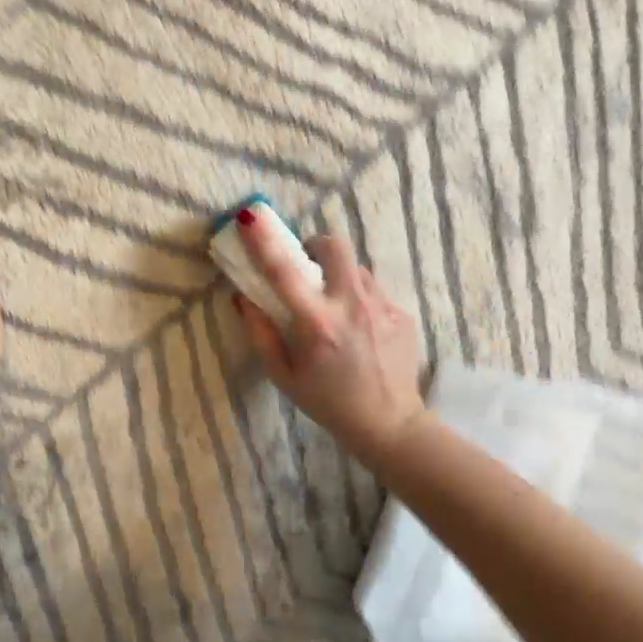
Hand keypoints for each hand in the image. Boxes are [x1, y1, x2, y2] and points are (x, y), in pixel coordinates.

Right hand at [230, 206, 428, 463]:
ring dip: (338, 275)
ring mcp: (381, 308)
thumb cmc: (327, 402)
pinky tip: (357, 328)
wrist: (389, 425)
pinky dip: (358, 298)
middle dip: (316, 245)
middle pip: (334, 247)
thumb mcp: (282, 374)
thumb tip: (241, 297)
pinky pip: (374, 291)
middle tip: (306, 264)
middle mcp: (351, 307)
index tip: (249, 216)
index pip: (283, 270)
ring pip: (356, 268)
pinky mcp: (401, 314)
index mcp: (316, 324)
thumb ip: (260, 332)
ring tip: (333, 303)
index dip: (263, 240)